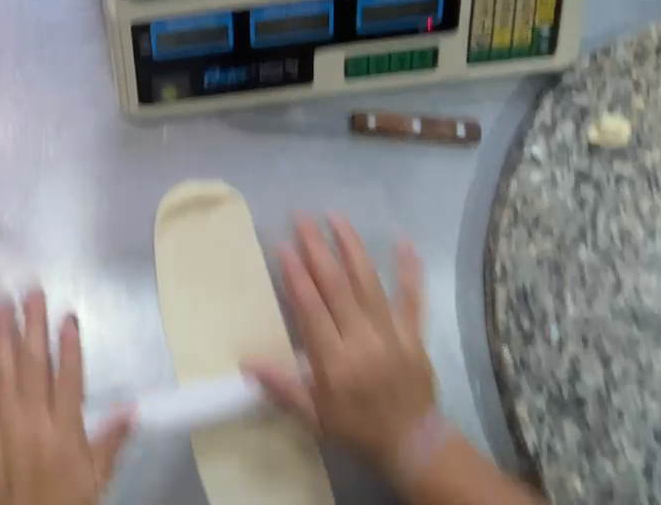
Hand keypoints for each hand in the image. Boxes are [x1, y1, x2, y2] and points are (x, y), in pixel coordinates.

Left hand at [0, 290, 134, 504]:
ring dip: (2, 338)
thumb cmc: (68, 502)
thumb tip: (133, 408)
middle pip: (34, 366)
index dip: (69, 348)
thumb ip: (112, 438)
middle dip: (33, 327)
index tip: (67, 318)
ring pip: (3, 374)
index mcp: (64, 431)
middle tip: (31, 294)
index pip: (68, 380)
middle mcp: (33, 422)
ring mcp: (3, 427)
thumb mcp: (97, 476)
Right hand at [246, 214, 437, 479]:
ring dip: (351, 246)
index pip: (311, 308)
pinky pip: (412, 297)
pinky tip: (403, 240)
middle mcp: (363, 340)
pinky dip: (409, 268)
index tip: (283, 245)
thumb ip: (281, 387)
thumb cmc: (356, 427)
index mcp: (335, 361)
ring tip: (335, 216)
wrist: (415, 445)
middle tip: (301, 217)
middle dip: (317, 248)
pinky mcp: (413, 333)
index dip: (296, 275)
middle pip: (337, 286)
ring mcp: (391, 333)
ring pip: (369, 282)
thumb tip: (245, 362)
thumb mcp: (313, 417)